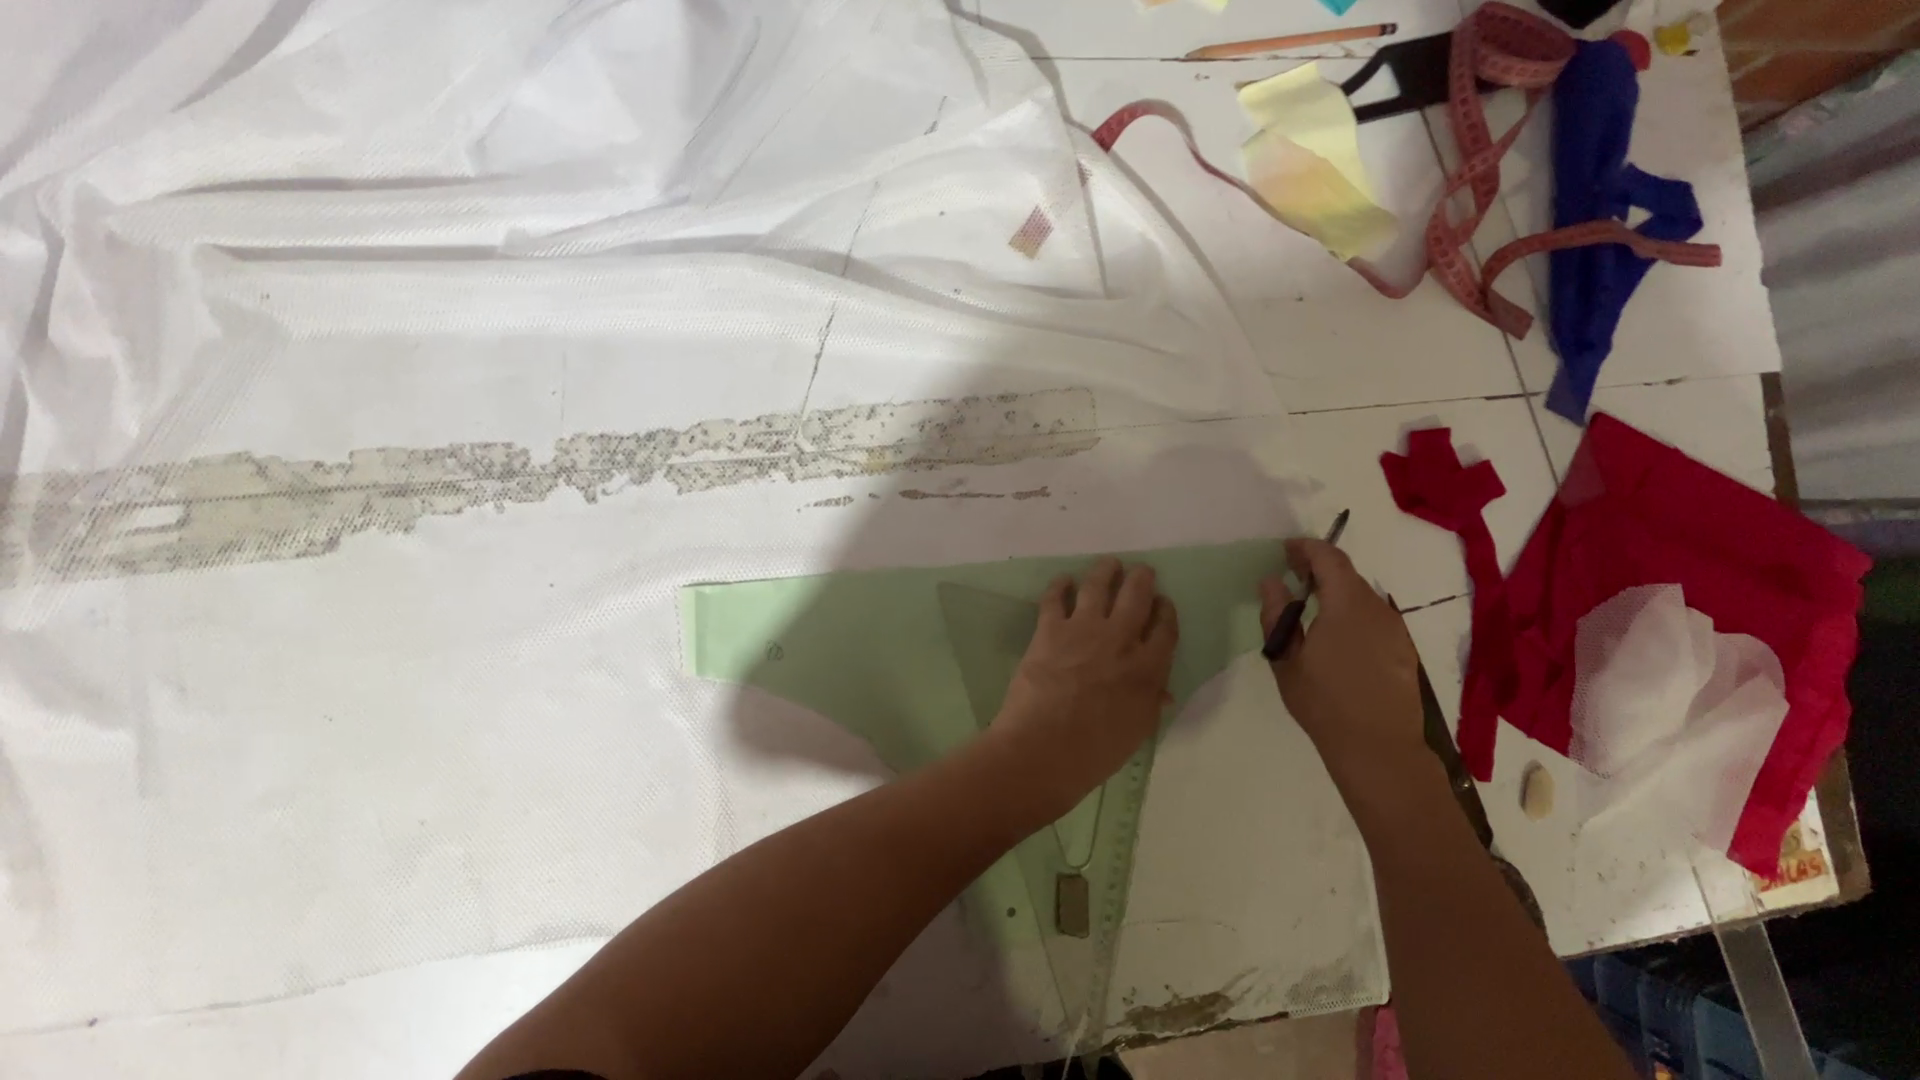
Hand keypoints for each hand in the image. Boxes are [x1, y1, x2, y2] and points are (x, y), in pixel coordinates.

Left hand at [987, 557, 1177, 816]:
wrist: (1043, 748)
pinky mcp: (1049, 630)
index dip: (1165, 612)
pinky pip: (1056, 598)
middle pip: (1136, 596)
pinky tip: (1063, 581)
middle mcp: (1119, 640)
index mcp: (1147, 669)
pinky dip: (1060, 585)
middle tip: (1141, 571)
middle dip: (1141, 579)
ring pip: (1099, 586)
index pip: (1165, 629)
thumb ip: (1149, 703)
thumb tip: (1162, 690)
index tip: (1163, 603)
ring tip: (1109, 564)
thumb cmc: (1094, 751)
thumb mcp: (1135, 731)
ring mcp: (1083, 630)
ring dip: (1105, 571)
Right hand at [1259, 539, 1423, 780]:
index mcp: (1346, 605)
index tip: (1286, 550)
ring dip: (1337, 593)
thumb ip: (1277, 616)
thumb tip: (1271, 583)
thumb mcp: (1286, 659)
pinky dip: (1353, 614)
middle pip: (1348, 575)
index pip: (1329, 558)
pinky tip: (1337, 639)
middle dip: (1320, 569)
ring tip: (1312, 609)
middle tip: (1294, 577)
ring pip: (1363, 598)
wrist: (1378, 747)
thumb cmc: (1324, 702)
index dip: (1307, 548)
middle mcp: (1377, 609)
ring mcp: (1395, 630)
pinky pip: (1374, 619)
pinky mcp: (1403, 650)